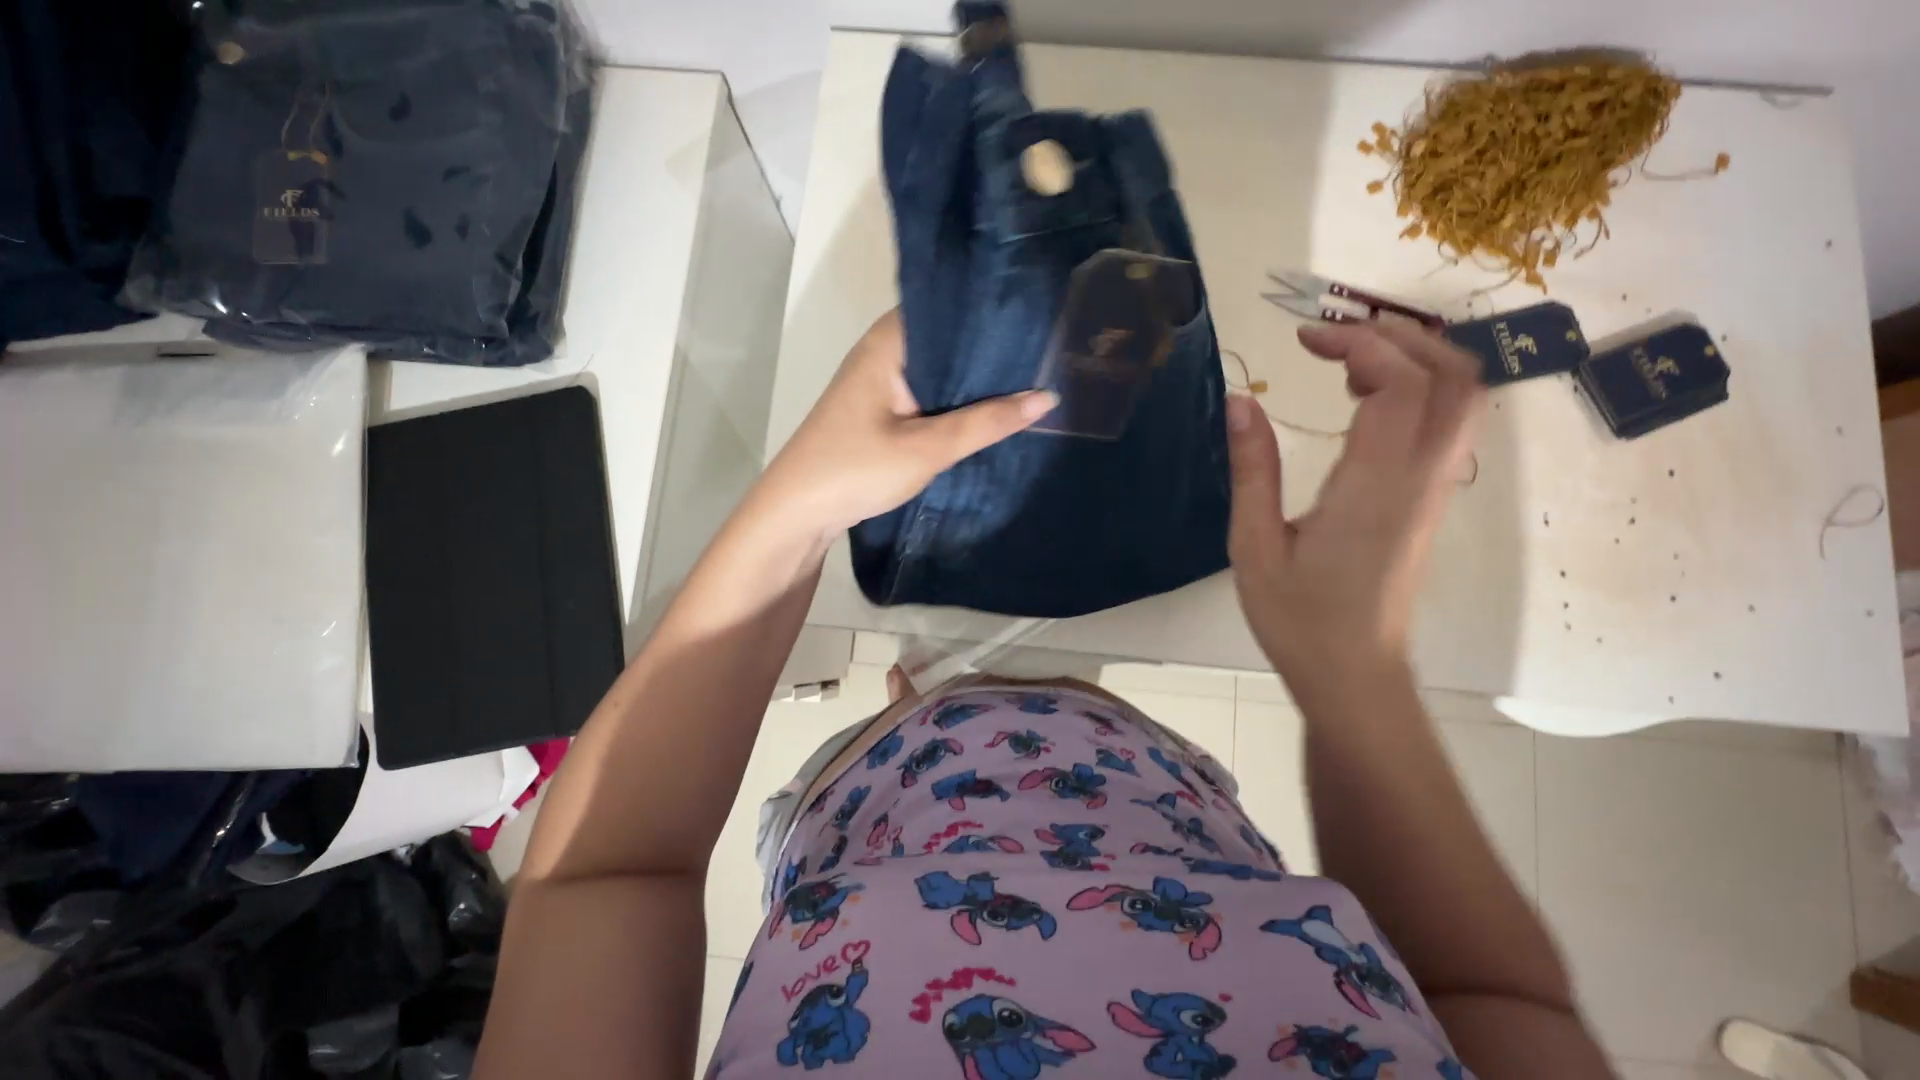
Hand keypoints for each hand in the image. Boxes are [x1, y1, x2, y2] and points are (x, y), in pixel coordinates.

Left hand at [755, 310, 1055, 542]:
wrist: (796, 515)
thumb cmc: (855, 469)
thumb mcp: (928, 448)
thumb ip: (987, 423)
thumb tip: (1046, 397)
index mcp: (888, 342)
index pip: (948, 310)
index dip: (990, 315)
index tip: (1037, 321)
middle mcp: (882, 352)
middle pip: (945, 342)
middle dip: (988, 353)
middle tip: (1046, 355)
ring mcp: (878, 383)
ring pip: (937, 373)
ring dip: (972, 383)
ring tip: (1029, 380)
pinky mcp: (878, 412)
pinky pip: (926, 397)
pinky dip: (953, 404)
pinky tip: (988, 414)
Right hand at [1225, 319, 1483, 681]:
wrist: (1355, 675)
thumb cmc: (1298, 618)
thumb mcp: (1254, 546)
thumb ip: (1252, 469)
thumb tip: (1239, 400)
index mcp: (1375, 486)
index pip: (1400, 384)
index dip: (1359, 343)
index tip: (1303, 339)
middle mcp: (1422, 478)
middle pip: (1454, 376)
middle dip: (1399, 337)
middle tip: (1335, 339)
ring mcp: (1437, 489)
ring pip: (1466, 397)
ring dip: (1419, 359)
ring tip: (1352, 362)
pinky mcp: (1433, 500)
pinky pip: (1452, 423)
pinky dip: (1423, 388)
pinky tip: (1368, 400)